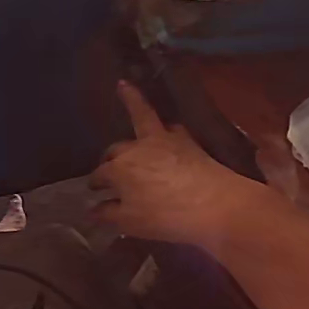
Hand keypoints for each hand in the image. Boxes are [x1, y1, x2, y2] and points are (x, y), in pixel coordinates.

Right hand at [90, 81, 269, 244]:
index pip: (100, 175)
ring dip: (132, 100)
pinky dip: (165, 122)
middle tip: (106, 169)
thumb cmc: (166, 218)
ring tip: (123, 85)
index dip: (95, 183)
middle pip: (115, 150)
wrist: (217, 206)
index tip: (94, 191)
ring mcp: (163, 141)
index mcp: (118, 170)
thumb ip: (107, 214)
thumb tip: (91, 209)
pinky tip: (165, 124)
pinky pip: (170, 126)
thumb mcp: (129, 222)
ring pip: (143, 115)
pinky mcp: (187, 141)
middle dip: (107, 158)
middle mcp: (136, 149)